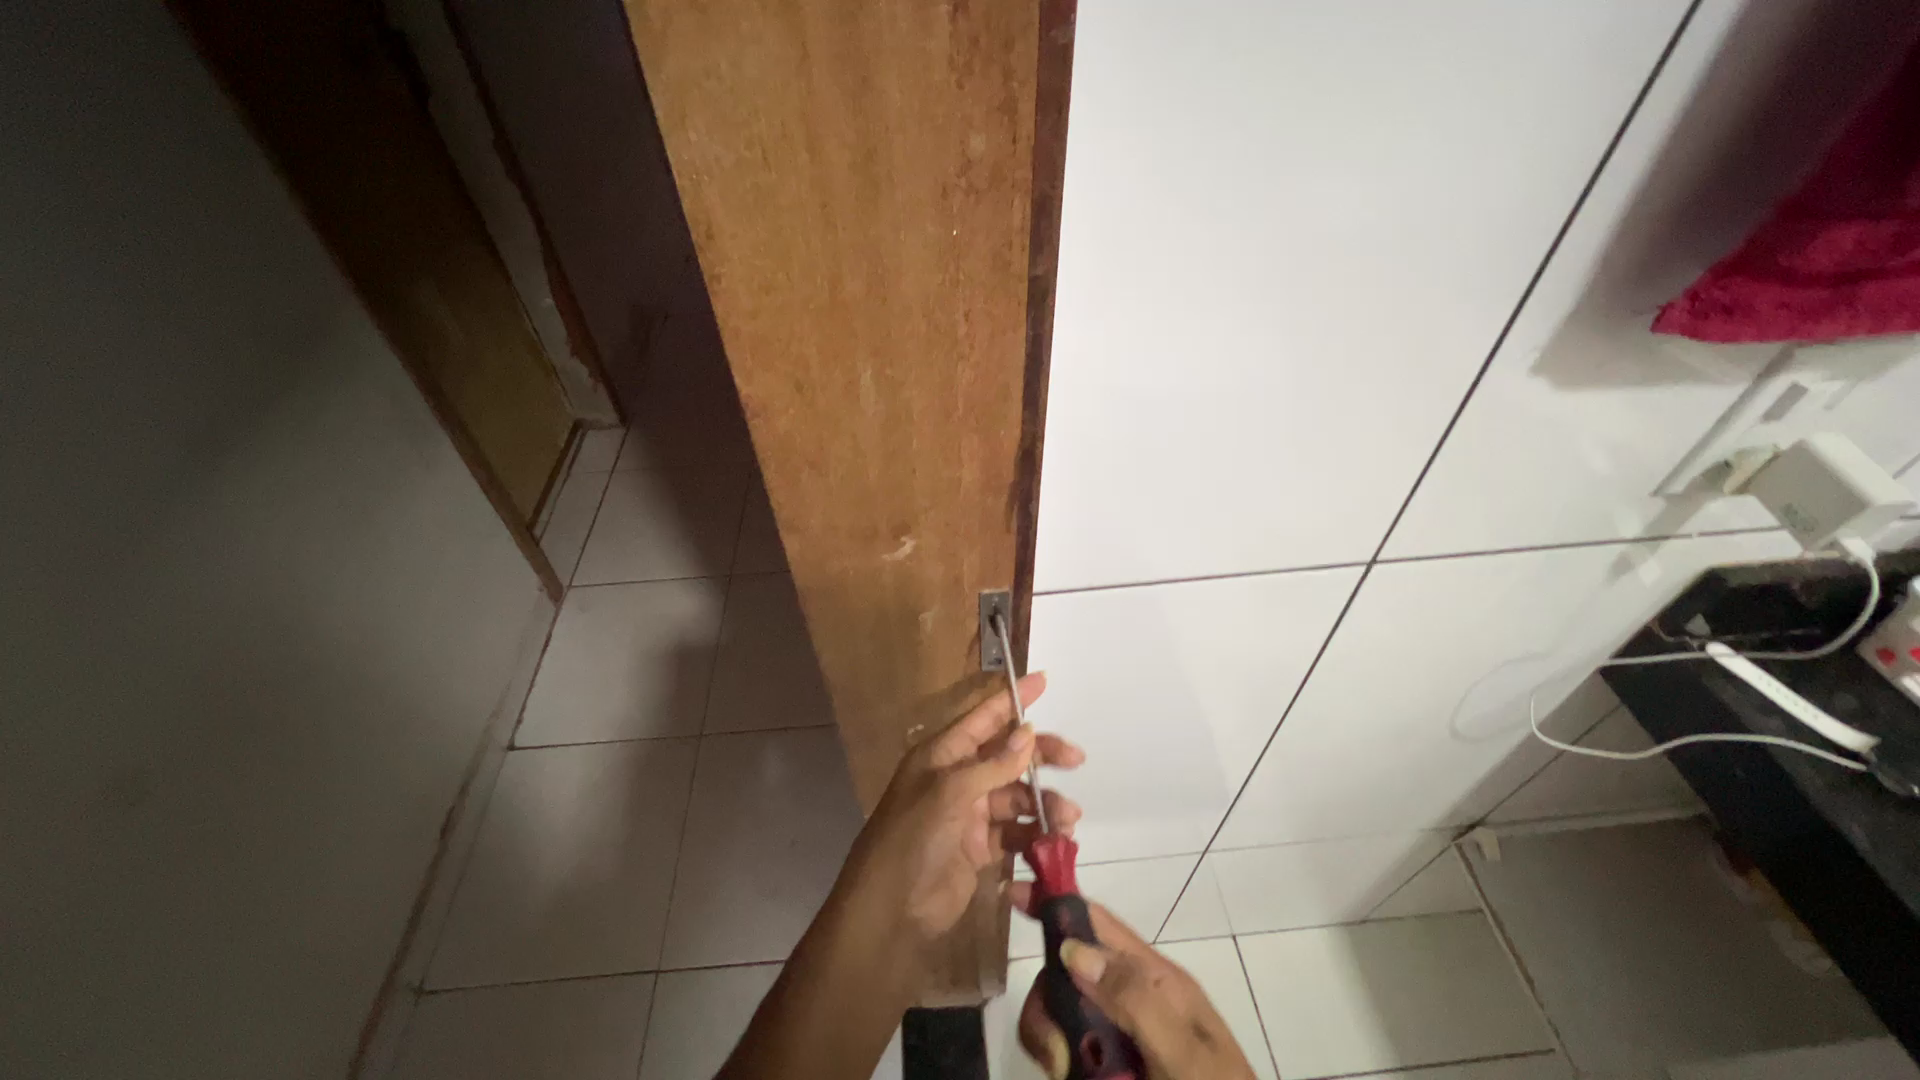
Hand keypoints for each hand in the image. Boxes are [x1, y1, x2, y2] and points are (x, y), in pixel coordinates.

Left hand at [839, 672, 1083, 951]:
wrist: (890, 909)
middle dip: (1040, 755)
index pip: (983, 718)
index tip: (1044, 680)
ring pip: (1016, 797)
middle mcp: (957, 779)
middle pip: (1006, 756)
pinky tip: (1055, 842)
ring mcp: (968, 815)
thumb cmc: (912, 839)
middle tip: (1076, 759)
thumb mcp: (950, 793)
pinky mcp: (978, 849)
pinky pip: (1015, 833)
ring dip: (1043, 803)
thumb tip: (1027, 732)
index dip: (1012, 699)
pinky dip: (1036, 835)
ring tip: (1068, 818)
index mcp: (942, 755)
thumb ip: (992, 765)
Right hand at [1009, 887, 1257, 1079]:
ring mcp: (1116, 1033)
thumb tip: (1071, 948)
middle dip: (1047, 1001)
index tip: (1013, 894)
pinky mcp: (1104, 1064)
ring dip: (1048, 1038)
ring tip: (1064, 1073)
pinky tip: (1067, 1076)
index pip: (1099, 923)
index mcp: (1156, 979)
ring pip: (1058, 1011)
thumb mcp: (1186, 1054)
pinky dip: (1055, 1060)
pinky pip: (1061, 1047)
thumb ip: (1135, 1001)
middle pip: (1066, 971)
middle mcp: (1132, 997)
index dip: (1056, 902)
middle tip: (1054, 1053)